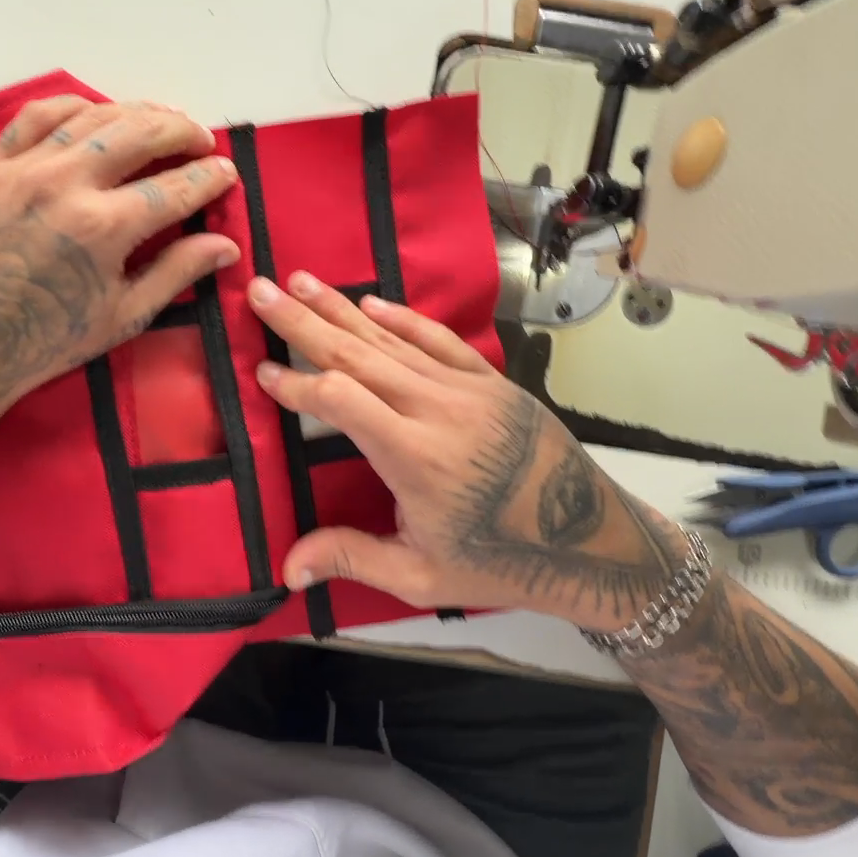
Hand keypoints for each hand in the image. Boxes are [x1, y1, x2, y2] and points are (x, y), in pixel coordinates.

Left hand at [0, 96, 240, 417]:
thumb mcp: (121, 317)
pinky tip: (96, 112)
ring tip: (162, 120)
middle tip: (202, 140)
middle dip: (182, 131)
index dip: (210, 177)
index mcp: (104, 228)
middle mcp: (67, 184)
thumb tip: (227, 246)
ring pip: (94, 116)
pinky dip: (74, 106)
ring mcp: (25, 169)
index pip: (175, 187)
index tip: (228, 172)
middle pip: (140, 133)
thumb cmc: (46, 342)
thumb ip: (175, 273)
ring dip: (137, 112)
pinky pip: (37, 115)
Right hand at [248, 272, 688, 630]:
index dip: (296, 386)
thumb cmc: (502, 564)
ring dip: (339, 308)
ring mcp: (469, 390)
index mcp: (417, 457)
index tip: (261, 372)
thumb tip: (285, 571)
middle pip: (357, 353)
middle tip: (260, 290)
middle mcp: (439, 410)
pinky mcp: (492, 382)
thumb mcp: (421, 576)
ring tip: (300, 281)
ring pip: (391, 339)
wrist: (597, 546)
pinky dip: (401, 319)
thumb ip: (351, 558)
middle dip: (301, 321)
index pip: (340, 400)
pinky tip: (370, 301)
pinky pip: (438, 340)